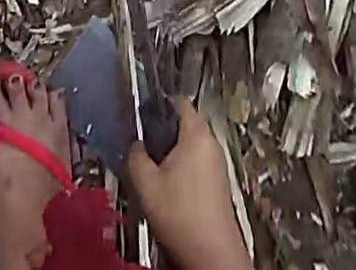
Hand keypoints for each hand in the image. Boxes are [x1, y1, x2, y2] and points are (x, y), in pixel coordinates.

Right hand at [127, 97, 251, 269]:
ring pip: (191, 145)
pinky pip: (198, 163)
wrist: (211, 254)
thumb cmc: (180, 214)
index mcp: (196, 134)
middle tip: (144, 142)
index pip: (180, 102)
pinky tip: (169, 186)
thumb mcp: (146, 183)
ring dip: (173, 152)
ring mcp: (218, 164)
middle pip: (185, 124)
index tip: (144, 109)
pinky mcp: (220, 183)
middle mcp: (211, 143)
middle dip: (164, 131)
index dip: (160, 101)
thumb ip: (136, 156)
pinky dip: (184, 167)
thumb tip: (135, 145)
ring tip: (153, 167)